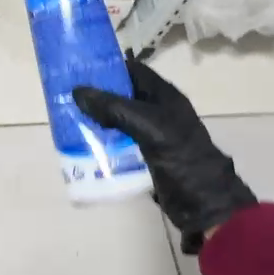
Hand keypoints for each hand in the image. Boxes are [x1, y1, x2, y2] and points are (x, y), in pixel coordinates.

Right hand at [73, 60, 257, 253]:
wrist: (205, 206)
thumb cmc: (182, 160)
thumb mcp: (148, 128)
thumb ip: (114, 109)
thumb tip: (78, 92)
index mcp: (165, 97)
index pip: (134, 71)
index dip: (109, 67)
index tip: (80, 69)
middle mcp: (159, 112)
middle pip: (124, 95)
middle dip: (98, 95)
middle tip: (68, 96)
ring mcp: (153, 136)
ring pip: (119, 120)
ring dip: (98, 120)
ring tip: (69, 119)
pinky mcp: (147, 158)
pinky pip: (120, 143)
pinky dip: (103, 142)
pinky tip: (83, 146)